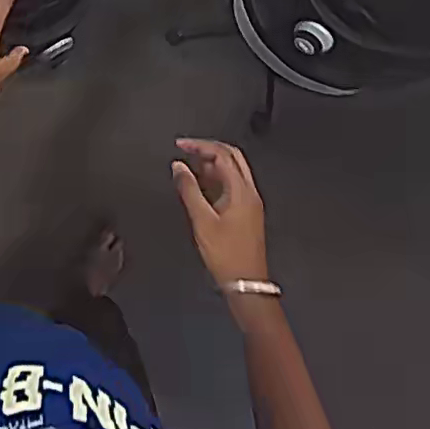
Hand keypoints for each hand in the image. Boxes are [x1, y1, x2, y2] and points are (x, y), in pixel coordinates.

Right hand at [171, 138, 267, 286]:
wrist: (246, 283)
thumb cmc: (225, 254)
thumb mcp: (202, 221)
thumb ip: (189, 190)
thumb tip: (179, 166)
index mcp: (241, 190)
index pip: (222, 154)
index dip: (200, 145)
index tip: (181, 145)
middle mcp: (249, 191)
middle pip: (232, 156)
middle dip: (208, 148)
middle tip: (187, 148)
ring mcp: (250, 201)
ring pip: (232, 170)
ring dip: (212, 163)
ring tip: (189, 165)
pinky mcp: (246, 211)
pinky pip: (231, 184)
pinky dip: (215, 177)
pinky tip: (199, 184)